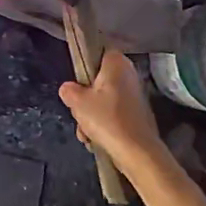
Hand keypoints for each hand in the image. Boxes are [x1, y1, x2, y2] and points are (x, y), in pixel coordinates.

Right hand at [58, 50, 164, 164]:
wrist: (137, 151)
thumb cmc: (107, 119)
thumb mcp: (78, 103)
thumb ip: (69, 91)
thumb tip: (68, 88)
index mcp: (118, 63)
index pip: (98, 53)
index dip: (85, 67)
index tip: (77, 84)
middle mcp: (129, 74)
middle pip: (98, 81)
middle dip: (85, 100)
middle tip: (79, 113)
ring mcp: (135, 95)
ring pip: (103, 100)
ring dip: (91, 117)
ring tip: (87, 133)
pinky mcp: (137, 114)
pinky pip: (113, 114)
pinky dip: (103, 125)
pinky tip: (96, 140)